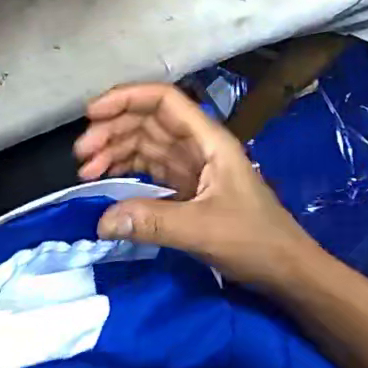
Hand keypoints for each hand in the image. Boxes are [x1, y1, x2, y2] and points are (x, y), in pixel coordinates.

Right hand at [74, 83, 325, 293]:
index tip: (91, 114)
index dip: (127, 98)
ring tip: (86, 172)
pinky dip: (127, 172)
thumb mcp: (203, 230)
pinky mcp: (189, 190)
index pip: (165, 102)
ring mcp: (194, 167)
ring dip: (116, 151)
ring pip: (147, 145)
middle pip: (150, 122)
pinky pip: (151, 170)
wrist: (285, 268)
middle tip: (82, 157)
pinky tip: (106, 182)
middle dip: (113, 130)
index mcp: (209, 141)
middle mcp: (199, 147)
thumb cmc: (254, 240)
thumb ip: (153, 221)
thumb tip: (102, 220)